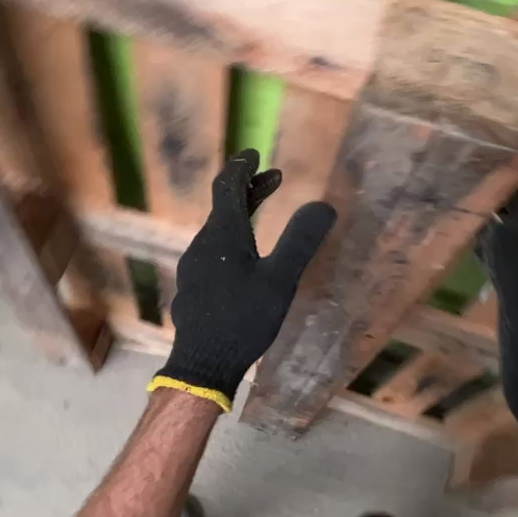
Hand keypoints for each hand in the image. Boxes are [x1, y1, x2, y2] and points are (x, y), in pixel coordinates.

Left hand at [151, 150, 336, 411]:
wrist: (202, 364)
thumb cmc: (243, 319)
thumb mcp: (280, 280)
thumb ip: (300, 241)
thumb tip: (324, 205)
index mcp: (222, 235)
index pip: (227, 187)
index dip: (242, 167)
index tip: (254, 152)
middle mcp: (202, 244)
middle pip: (223, 206)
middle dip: (248, 189)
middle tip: (273, 179)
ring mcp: (194, 266)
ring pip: (218, 230)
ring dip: (240, 214)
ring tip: (262, 214)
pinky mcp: (193, 287)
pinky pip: (213, 250)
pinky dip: (232, 238)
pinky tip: (245, 259)